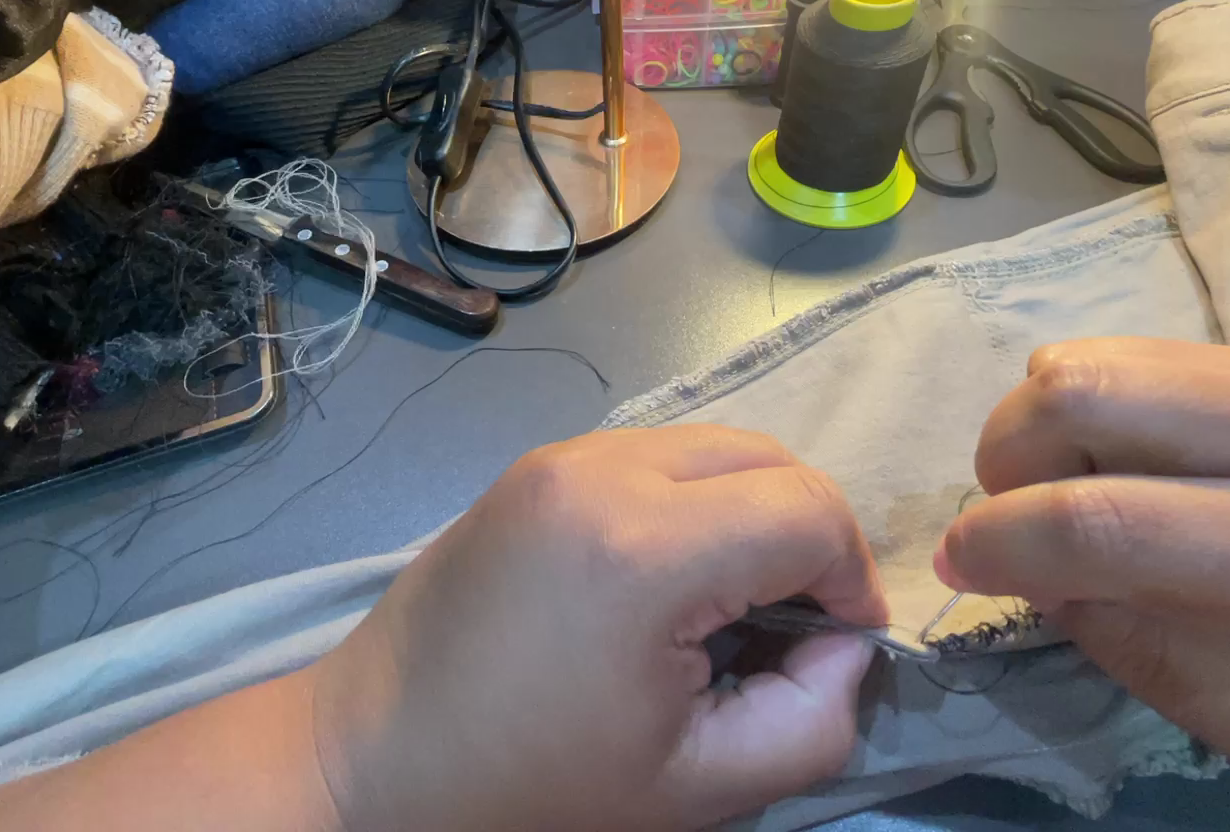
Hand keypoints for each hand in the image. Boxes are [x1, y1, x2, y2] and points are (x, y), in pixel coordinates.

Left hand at [310, 426, 888, 830]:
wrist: (378, 748)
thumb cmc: (530, 785)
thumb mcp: (698, 785)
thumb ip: (811, 716)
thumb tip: (840, 639)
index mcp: (643, 546)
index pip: (807, 510)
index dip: (851, 574)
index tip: (837, 640)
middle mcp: (604, 468)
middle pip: (768, 456)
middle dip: (807, 532)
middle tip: (791, 614)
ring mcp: (565, 452)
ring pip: (713, 444)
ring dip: (749, 508)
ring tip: (726, 591)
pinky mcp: (540, 459)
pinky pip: (655, 452)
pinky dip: (693, 495)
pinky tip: (665, 565)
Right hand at [937, 339, 1229, 826]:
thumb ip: (1165, 669)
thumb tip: (1046, 585)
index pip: (1104, 521)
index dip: (999, 541)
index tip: (957, 570)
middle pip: (1074, 397)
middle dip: (1002, 461)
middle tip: (1020, 525)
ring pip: (1078, 362)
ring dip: (1033, 429)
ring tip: (1071, 491)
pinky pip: (1108, 354)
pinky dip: (1071, 407)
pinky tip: (1120, 462)